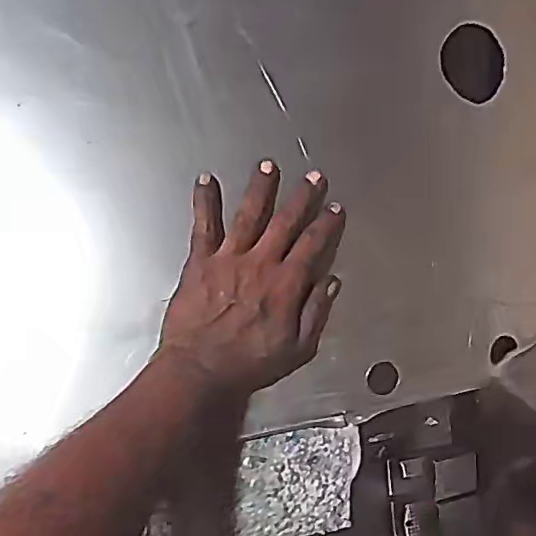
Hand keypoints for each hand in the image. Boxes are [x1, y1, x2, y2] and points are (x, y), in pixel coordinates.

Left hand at [157, 160, 345, 395]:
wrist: (201, 369)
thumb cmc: (250, 364)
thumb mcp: (298, 349)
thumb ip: (316, 313)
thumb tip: (331, 283)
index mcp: (286, 286)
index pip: (313, 246)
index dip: (327, 225)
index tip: (335, 209)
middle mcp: (259, 265)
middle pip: (285, 222)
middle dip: (302, 197)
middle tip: (313, 177)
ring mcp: (228, 260)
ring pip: (248, 215)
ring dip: (261, 189)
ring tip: (268, 165)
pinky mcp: (200, 263)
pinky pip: (203, 226)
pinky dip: (204, 202)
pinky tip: (206, 181)